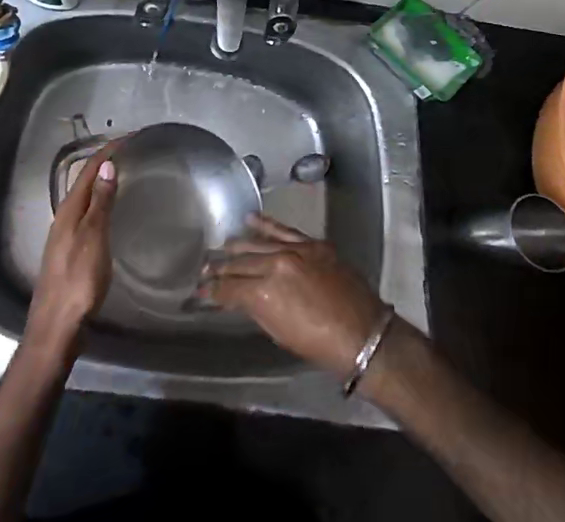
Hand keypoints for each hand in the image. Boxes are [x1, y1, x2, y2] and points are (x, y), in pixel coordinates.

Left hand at [26, 142, 118, 350]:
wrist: (57, 325)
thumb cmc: (78, 281)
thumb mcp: (93, 239)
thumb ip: (100, 204)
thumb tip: (106, 166)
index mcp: (69, 211)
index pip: (88, 171)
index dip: (107, 152)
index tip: (129, 138)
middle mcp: (64, 218)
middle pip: (84, 182)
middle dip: (104, 164)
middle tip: (129, 153)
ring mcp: (65, 236)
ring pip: (84, 199)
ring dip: (101, 183)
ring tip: (123, 175)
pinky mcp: (70, 252)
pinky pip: (87, 216)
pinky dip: (100, 204)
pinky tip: (110, 214)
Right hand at [198, 214, 386, 377]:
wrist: (364, 335)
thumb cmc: (319, 345)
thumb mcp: (279, 333)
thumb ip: (255, 309)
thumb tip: (240, 298)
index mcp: (263, 293)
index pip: (228, 288)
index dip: (212, 291)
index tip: (200, 292)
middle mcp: (274, 266)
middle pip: (238, 263)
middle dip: (219, 269)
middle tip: (205, 270)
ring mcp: (294, 250)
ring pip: (256, 244)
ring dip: (236, 246)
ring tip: (222, 247)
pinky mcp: (312, 244)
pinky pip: (283, 230)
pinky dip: (265, 224)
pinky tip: (249, 219)